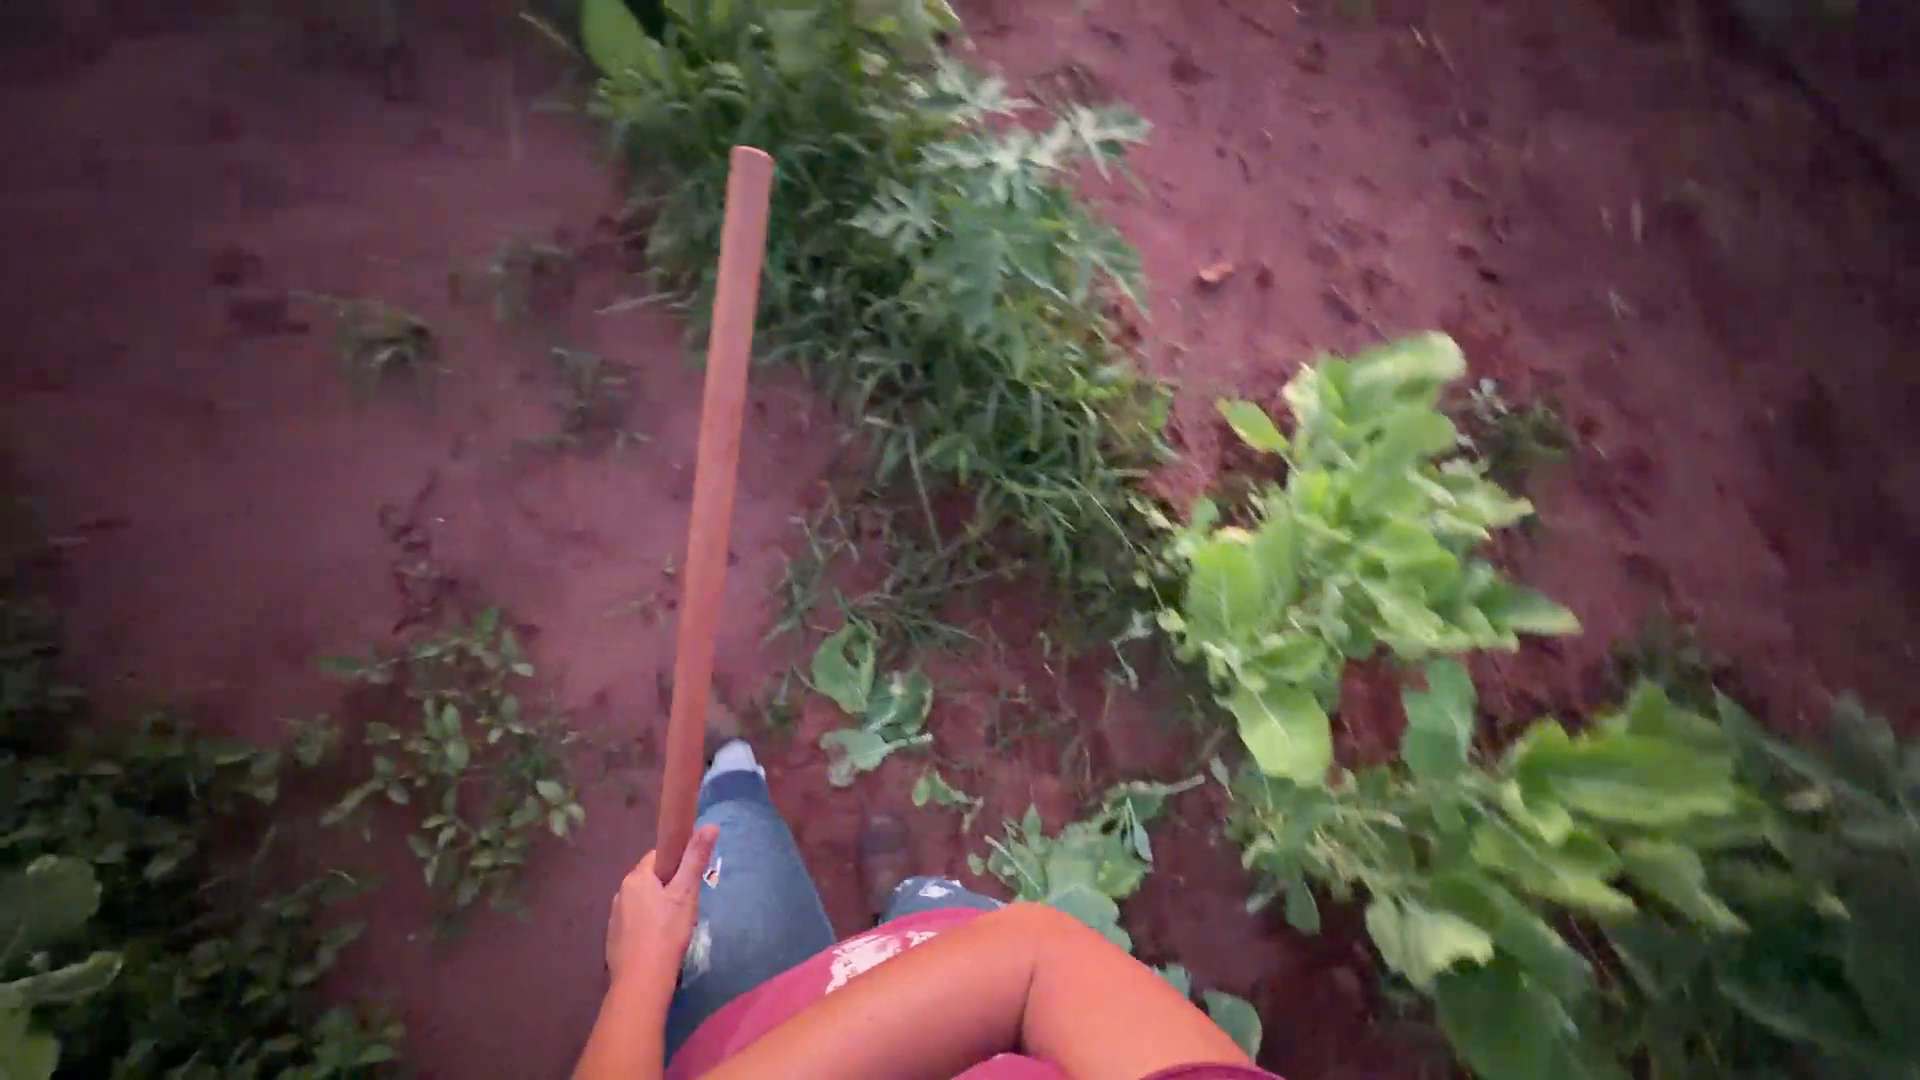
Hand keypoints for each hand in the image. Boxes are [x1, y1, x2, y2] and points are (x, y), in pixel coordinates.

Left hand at [605, 824, 719, 984]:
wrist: (641, 983)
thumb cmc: (666, 932)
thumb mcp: (686, 893)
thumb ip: (696, 858)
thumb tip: (710, 824)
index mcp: (636, 878)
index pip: (659, 856)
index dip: (677, 862)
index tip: (691, 877)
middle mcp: (620, 893)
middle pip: (651, 879)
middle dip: (670, 886)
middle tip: (688, 903)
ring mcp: (614, 918)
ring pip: (644, 901)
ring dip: (659, 906)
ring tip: (677, 924)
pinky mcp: (614, 940)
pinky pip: (636, 922)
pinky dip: (649, 925)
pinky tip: (661, 940)